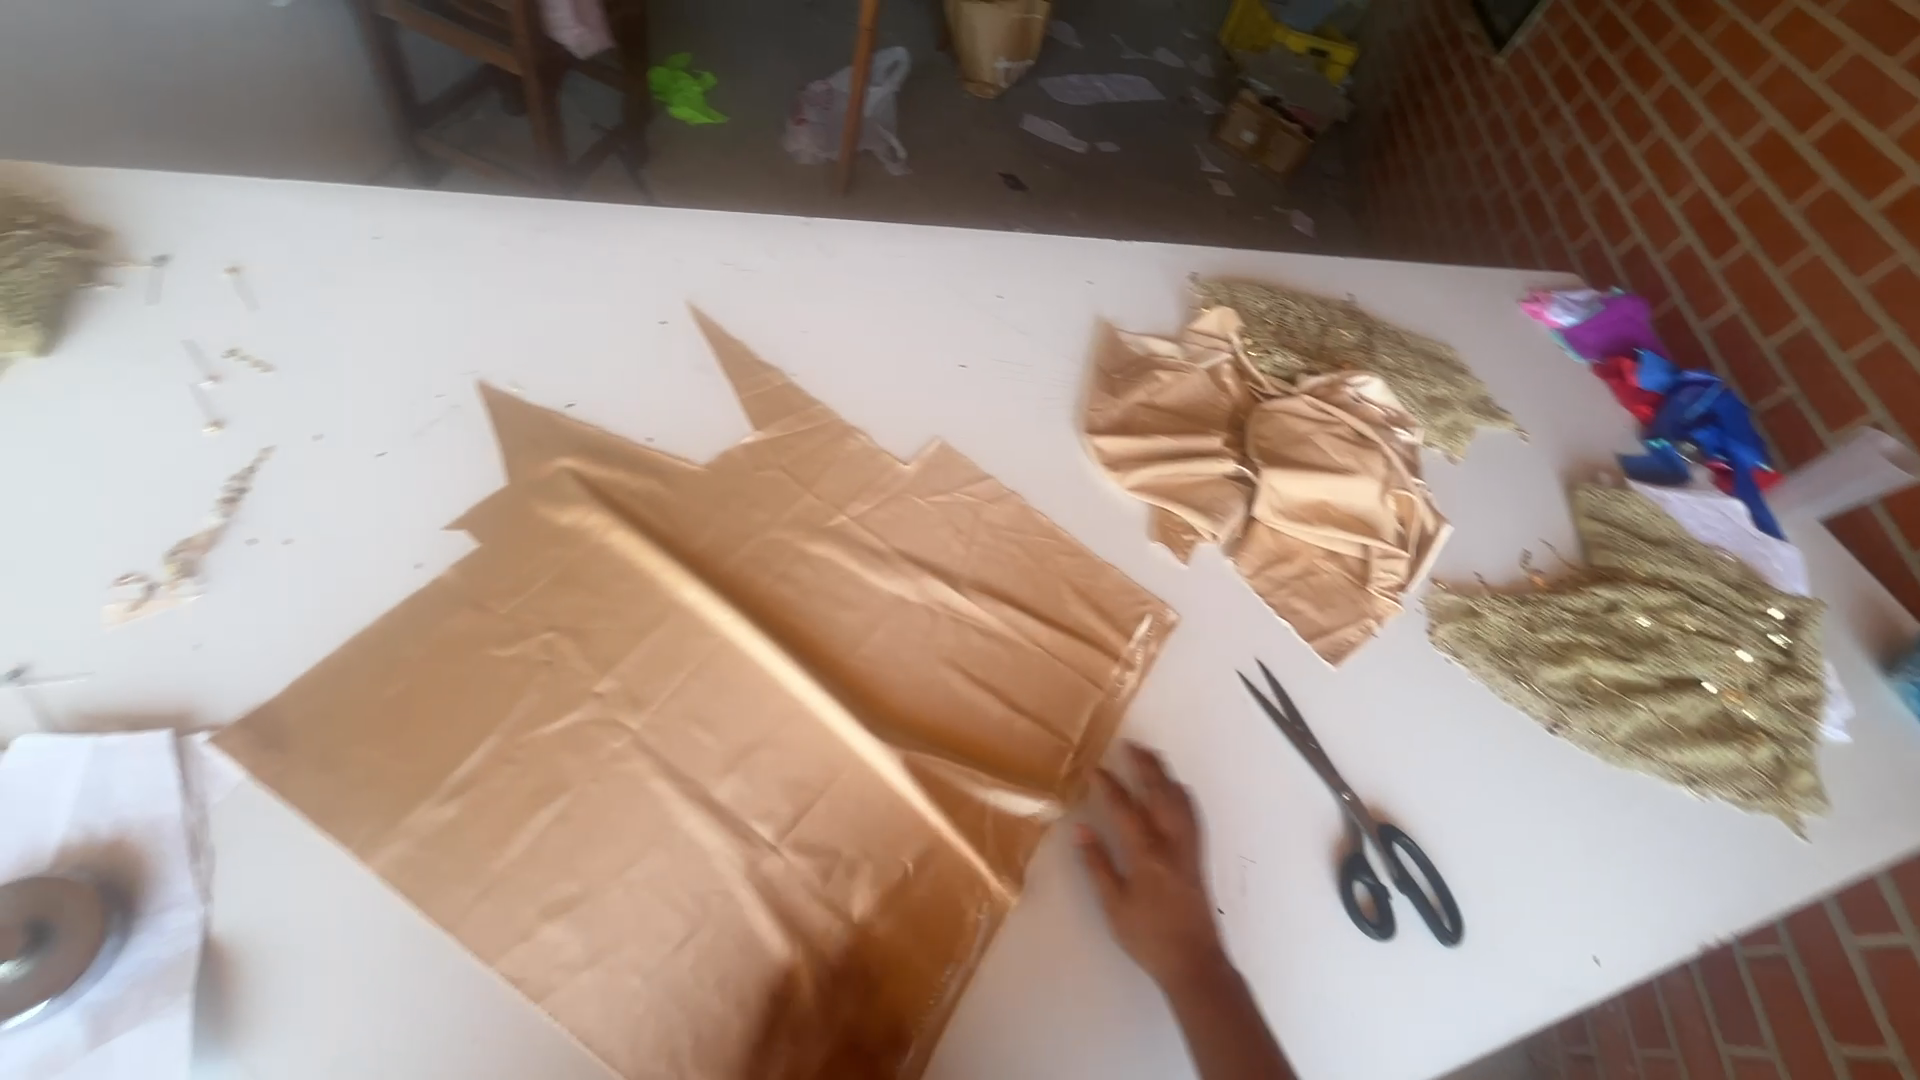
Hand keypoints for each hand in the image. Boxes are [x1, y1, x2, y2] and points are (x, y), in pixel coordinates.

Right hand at [1076, 742, 1228, 991]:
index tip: (1095, 768)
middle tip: (1129, 744)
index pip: (1126, 808)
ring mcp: (1189, 847)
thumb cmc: (1148, 936)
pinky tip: (1174, 789)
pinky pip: (1192, 813)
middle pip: (1160, 793)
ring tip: (1150, 756)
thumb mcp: (1114, 905)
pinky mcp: (1198, 855)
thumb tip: (1081, 828)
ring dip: (1164, 774)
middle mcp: (1172, 843)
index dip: (1110, 786)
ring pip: (1180, 799)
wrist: (1194, 962)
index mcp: (1147, 854)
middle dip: (1144, 766)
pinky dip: (1181, 793)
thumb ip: (1097, 864)